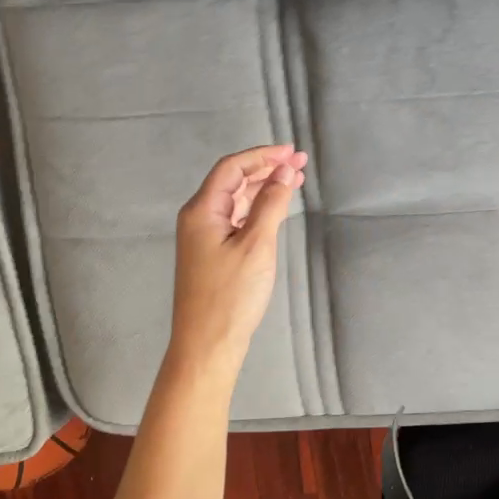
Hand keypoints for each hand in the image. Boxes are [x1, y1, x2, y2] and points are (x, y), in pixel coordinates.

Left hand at [169, 145, 307, 373]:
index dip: (262, 155)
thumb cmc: (231, 295)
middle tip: (300, 161)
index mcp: (202, 210)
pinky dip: (258, 206)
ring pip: (236, 199)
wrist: (206, 345)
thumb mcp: (256, 245)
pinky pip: (236, 217)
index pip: (232, 167)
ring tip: (296, 178)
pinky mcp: (212, 253)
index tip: (292, 152)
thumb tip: (283, 172)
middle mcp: (198, 217)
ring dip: (264, 186)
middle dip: (266, 167)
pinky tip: (276, 206)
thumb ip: (271, 204)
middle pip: (233, 180)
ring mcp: (204, 237)